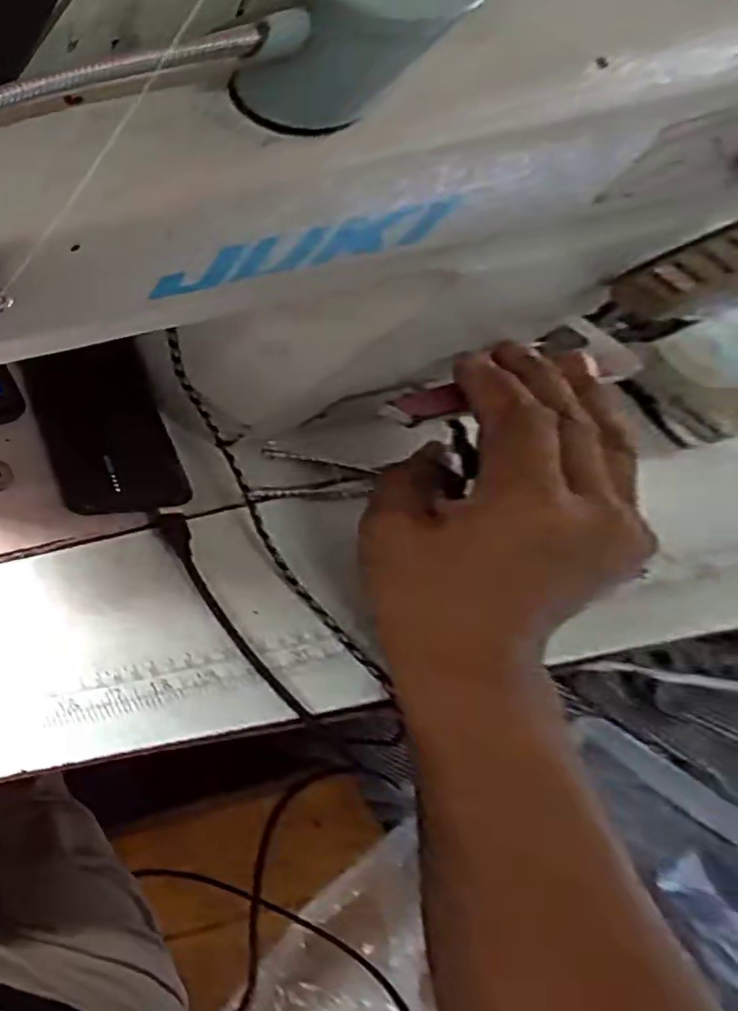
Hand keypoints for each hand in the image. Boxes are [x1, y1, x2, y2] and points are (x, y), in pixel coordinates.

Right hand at [360, 343, 655, 678]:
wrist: (467, 658)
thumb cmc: (419, 598)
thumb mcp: (390, 529)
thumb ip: (411, 476)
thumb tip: (437, 454)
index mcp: (529, 506)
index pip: (522, 423)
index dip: (494, 386)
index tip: (471, 364)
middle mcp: (592, 511)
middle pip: (576, 424)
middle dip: (541, 381)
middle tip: (512, 352)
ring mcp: (618, 528)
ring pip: (612, 443)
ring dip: (584, 400)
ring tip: (564, 365)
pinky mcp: (621, 542)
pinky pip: (616, 474)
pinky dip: (596, 438)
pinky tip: (581, 420)